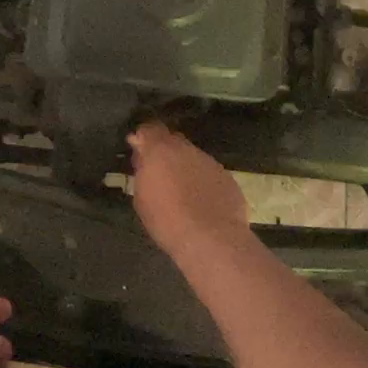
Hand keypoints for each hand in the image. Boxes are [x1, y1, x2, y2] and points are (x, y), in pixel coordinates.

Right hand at [129, 122, 253, 258]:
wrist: (210, 239)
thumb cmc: (166, 220)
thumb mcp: (142, 198)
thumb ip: (142, 171)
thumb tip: (143, 156)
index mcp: (161, 150)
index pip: (150, 128)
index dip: (145, 138)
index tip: (140, 152)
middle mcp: (187, 149)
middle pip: (174, 141)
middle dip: (166, 153)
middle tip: (160, 176)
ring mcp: (210, 162)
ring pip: (193, 158)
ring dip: (186, 169)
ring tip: (183, 195)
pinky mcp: (227, 177)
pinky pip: (209, 173)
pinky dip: (203, 182)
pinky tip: (202, 204)